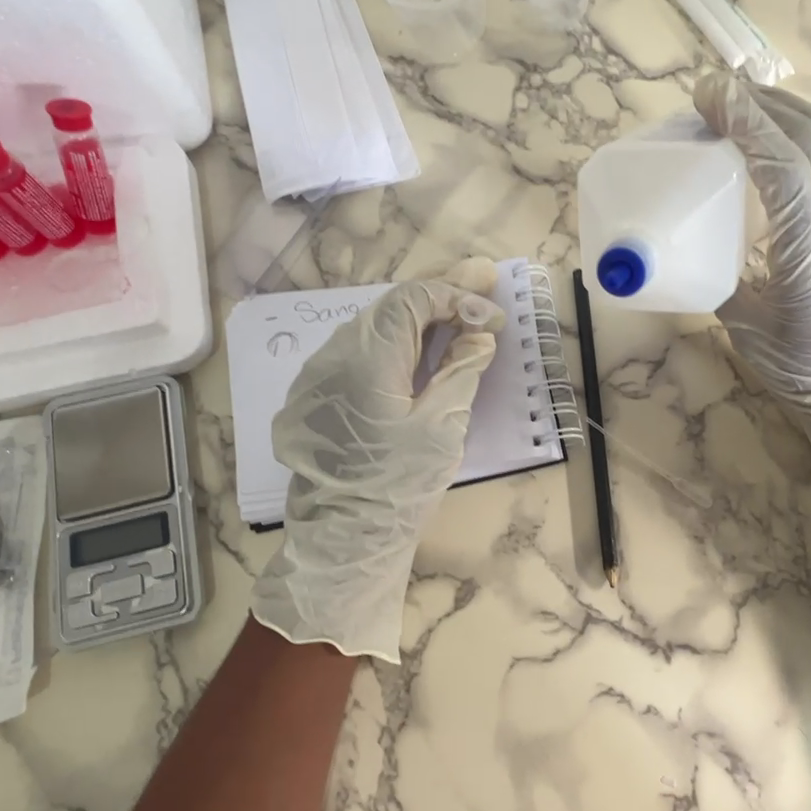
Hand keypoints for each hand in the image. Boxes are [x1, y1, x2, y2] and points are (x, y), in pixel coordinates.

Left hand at [249, 264, 505, 662]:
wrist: (344, 534)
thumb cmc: (398, 483)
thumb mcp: (442, 427)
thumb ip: (461, 370)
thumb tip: (477, 335)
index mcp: (368, 358)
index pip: (413, 299)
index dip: (456, 295)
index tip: (492, 315)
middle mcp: (336, 353)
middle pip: (391, 305)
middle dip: (439, 291)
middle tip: (482, 277)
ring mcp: (320, 372)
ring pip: (375, 326)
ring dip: (418, 316)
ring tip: (457, 309)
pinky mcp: (317, 392)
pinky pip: (360, 350)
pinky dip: (396, 341)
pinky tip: (420, 347)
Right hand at [694, 72, 810, 472]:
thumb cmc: (803, 368)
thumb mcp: (746, 326)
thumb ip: (722, 279)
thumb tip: (696, 247)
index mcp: (810, 251)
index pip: (784, 165)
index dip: (747, 122)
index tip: (709, 94)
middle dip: (762, 104)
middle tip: (716, 92)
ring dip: (789, 111)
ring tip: (747, 102)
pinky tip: (788, 132)